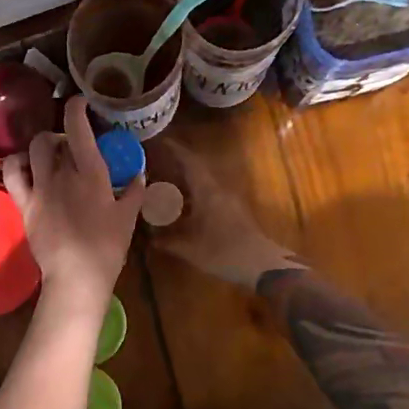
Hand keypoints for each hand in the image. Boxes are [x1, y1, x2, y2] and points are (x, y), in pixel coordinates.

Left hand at [4, 97, 142, 309]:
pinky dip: (16, 164)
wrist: (76, 274)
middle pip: (54, 139)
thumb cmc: (107, 247)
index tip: (79, 103)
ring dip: (40, 146)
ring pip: (32, 150)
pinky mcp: (24, 205)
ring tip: (48, 155)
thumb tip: (138, 174)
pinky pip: (12, 175)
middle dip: (62, 136)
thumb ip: (134, 191)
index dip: (76, 109)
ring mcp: (39, 189)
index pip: (78, 128)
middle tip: (71, 147)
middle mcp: (61, 174)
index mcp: (90, 173)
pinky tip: (25, 168)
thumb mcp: (128, 216)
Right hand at [142, 137, 300, 288]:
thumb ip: (166, 240)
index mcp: (208, 192)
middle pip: (195, 170)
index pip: (190, 163)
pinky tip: (176, 205)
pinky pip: (205, 196)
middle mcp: (218, 191)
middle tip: (152, 164)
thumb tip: (147, 236)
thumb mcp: (188, 248)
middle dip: (174, 165)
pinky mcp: (230, 212)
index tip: (158, 142)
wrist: (261, 266)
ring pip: (200, 184)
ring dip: (182, 181)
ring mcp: (226, 201)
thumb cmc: (224, 253)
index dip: (175, 150)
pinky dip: (189, 195)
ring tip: (159, 183)